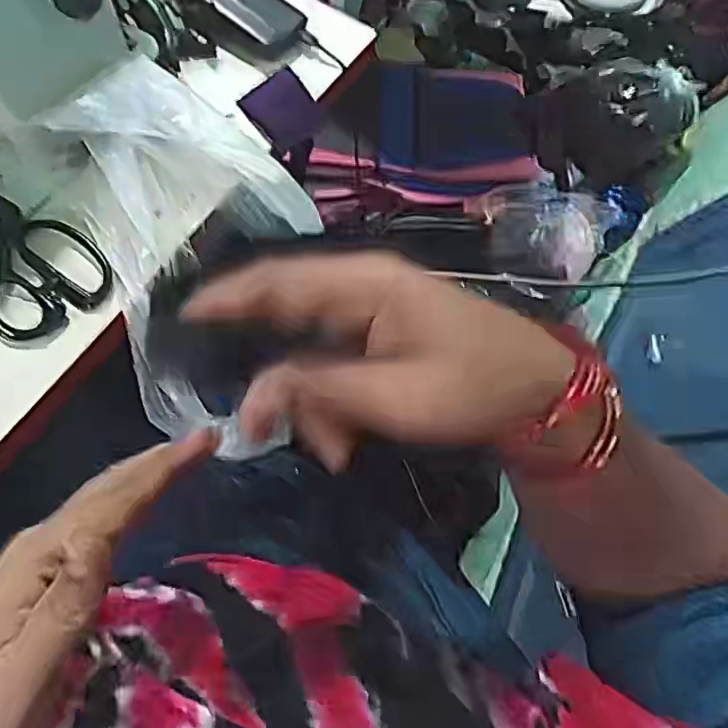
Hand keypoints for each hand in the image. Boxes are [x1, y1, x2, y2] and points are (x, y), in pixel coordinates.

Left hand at [0, 431, 214, 727]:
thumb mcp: (16, 682)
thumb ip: (60, 610)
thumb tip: (99, 536)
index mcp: (34, 561)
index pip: (109, 502)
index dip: (158, 468)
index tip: (203, 441)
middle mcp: (33, 551)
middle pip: (104, 492)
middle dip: (154, 462)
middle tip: (202, 440)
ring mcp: (32, 568)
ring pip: (98, 507)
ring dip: (141, 479)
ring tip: (179, 461)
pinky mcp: (36, 589)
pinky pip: (93, 531)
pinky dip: (124, 509)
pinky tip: (135, 512)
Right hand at [183, 253, 576, 470]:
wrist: (542, 393)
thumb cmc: (475, 386)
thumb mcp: (395, 399)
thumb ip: (317, 393)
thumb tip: (250, 402)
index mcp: (362, 285)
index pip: (278, 280)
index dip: (228, 295)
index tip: (185, 313)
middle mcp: (357, 285)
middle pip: (285, 311)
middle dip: (273, 370)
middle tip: (255, 414)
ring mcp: (366, 306)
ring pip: (305, 347)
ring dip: (308, 400)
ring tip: (333, 447)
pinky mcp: (374, 331)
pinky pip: (329, 361)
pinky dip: (327, 401)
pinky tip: (345, 440)